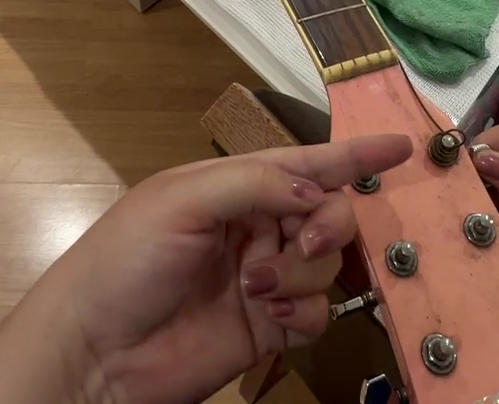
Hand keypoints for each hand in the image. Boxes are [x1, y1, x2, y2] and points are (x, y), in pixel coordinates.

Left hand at [0, 133, 412, 403]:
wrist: (96, 352)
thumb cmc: (128, 257)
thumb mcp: (183, 200)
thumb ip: (255, 184)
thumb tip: (316, 190)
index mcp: (234, 183)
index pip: (305, 160)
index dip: (354, 153)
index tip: (402, 146)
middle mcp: (256, 223)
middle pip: (326, 208)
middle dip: (327, 217)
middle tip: (305, 234)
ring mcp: (266, 275)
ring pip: (325, 258)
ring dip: (303, 266)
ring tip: (259, 284)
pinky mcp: (271, 325)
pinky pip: (318, 308)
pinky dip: (306, 307)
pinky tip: (273, 312)